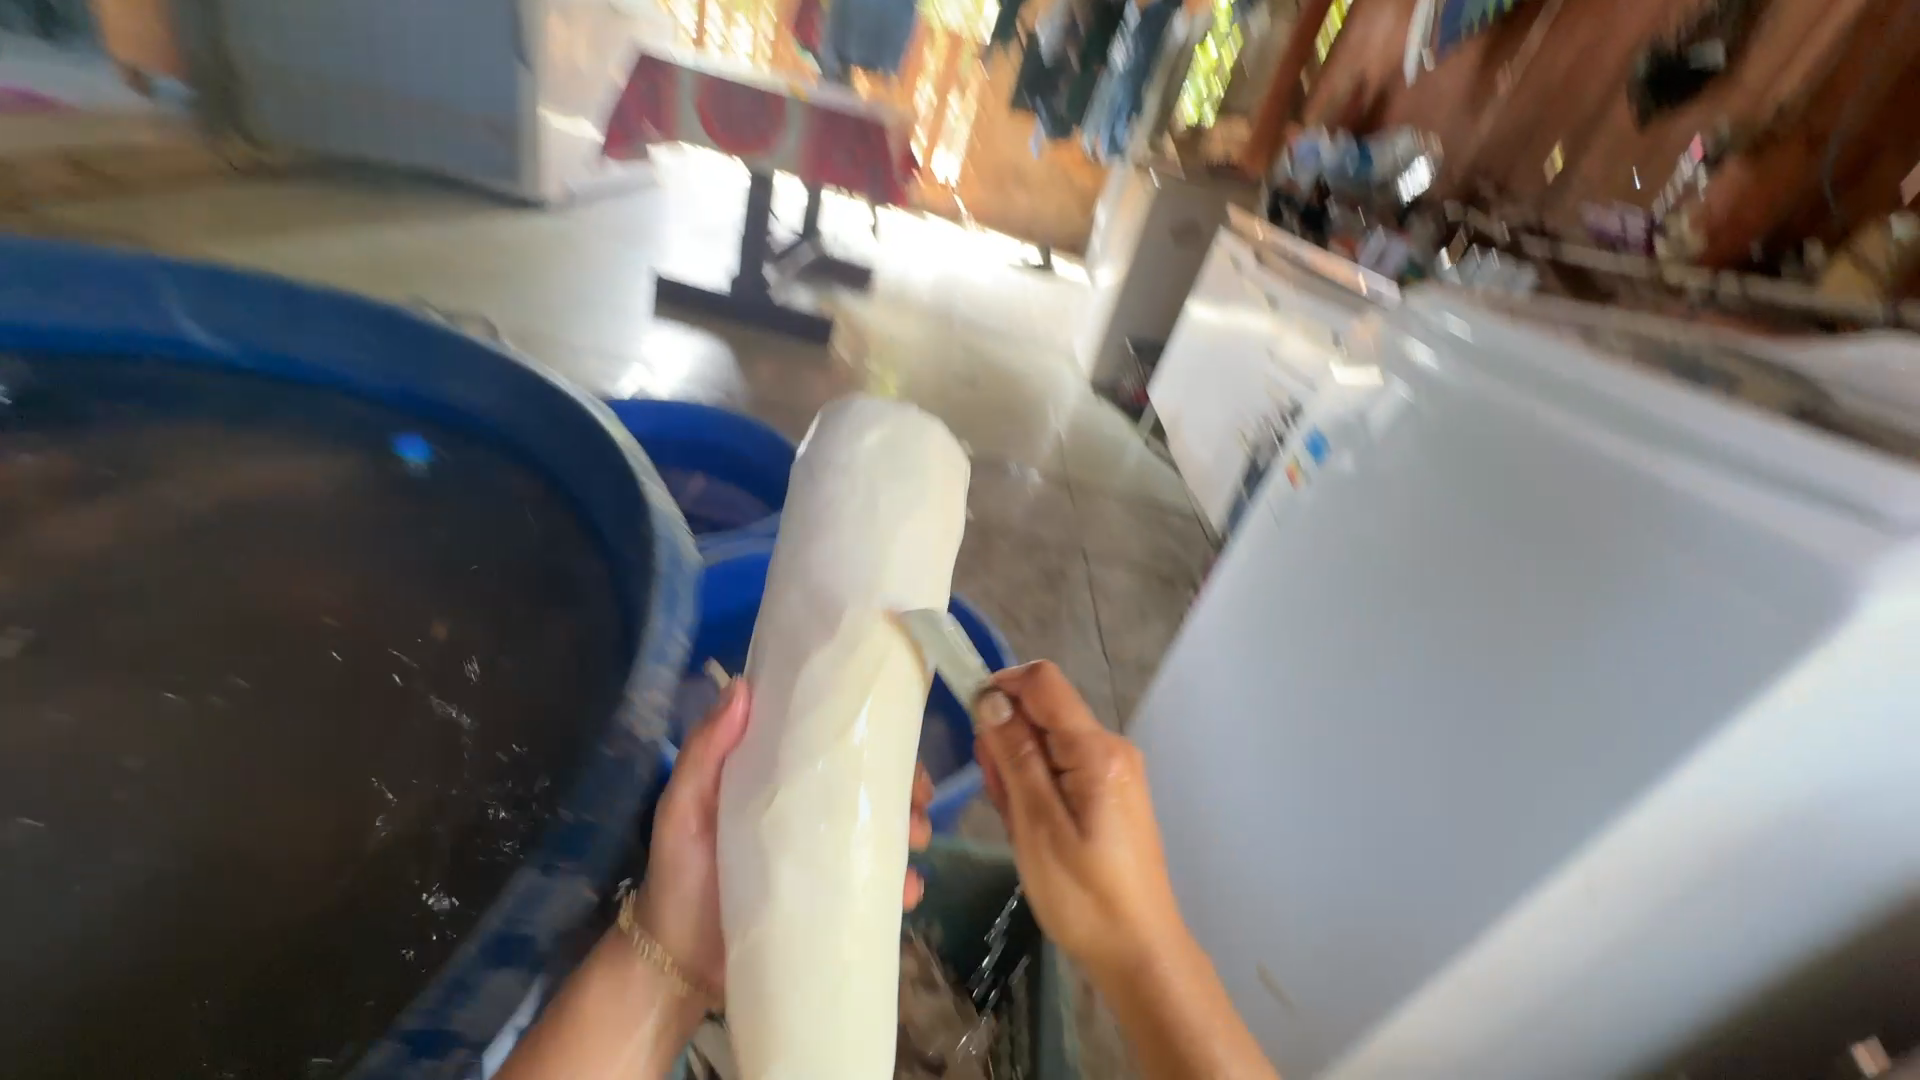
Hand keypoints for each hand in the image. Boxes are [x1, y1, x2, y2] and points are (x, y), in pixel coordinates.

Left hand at [634, 679, 934, 995]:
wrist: (674, 964)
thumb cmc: (678, 874)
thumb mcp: (683, 807)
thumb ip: (705, 752)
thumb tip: (742, 686)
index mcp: (781, 781)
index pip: (835, 748)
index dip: (873, 739)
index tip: (899, 742)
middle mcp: (812, 814)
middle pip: (873, 788)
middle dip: (907, 788)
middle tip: (918, 801)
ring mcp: (826, 860)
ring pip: (885, 833)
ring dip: (913, 829)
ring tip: (917, 839)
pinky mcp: (833, 903)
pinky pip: (879, 888)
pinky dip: (903, 885)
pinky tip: (909, 889)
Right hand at [973, 662, 1184, 982]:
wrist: (1139, 953)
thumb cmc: (1083, 896)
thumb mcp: (1036, 825)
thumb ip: (1014, 755)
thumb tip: (991, 698)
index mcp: (1096, 749)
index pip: (1042, 681)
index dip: (1001, 689)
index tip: (975, 729)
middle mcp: (1109, 747)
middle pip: (1042, 713)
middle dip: (1007, 742)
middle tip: (1000, 799)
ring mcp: (1112, 769)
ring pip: (1046, 742)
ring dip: (1019, 770)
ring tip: (1018, 823)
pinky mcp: (1109, 791)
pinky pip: (1060, 767)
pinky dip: (1036, 787)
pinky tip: (1033, 828)